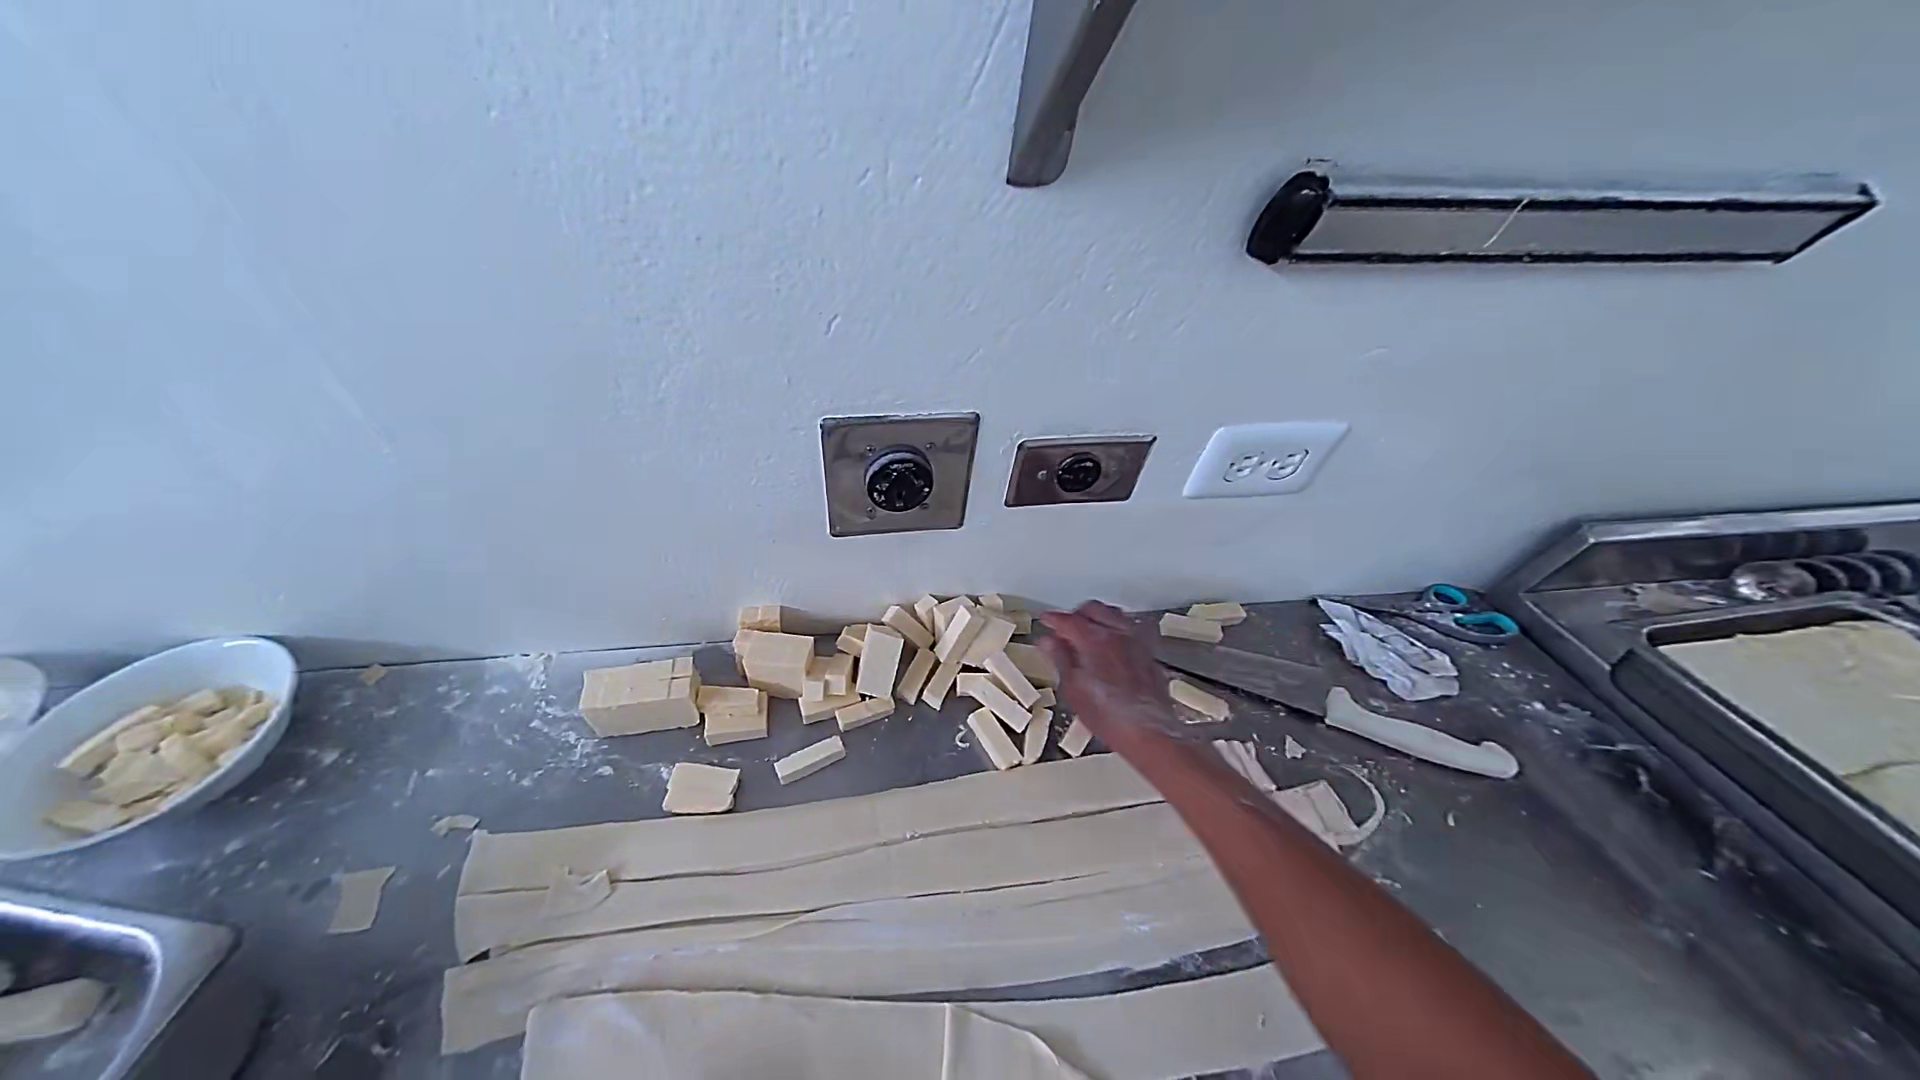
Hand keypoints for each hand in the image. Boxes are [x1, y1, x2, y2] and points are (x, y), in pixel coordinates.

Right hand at [1038, 602, 1188, 750]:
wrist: (1147, 732)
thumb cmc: (1110, 716)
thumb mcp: (1072, 689)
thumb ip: (1060, 659)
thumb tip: (1048, 643)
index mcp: (1095, 640)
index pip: (1068, 619)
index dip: (1053, 618)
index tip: (1046, 620)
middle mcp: (1118, 634)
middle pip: (1093, 609)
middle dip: (1076, 615)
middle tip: (1064, 628)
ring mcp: (1137, 643)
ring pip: (1115, 615)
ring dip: (1099, 618)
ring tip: (1088, 632)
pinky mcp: (1149, 654)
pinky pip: (1132, 629)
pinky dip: (1118, 630)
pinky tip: (1113, 644)